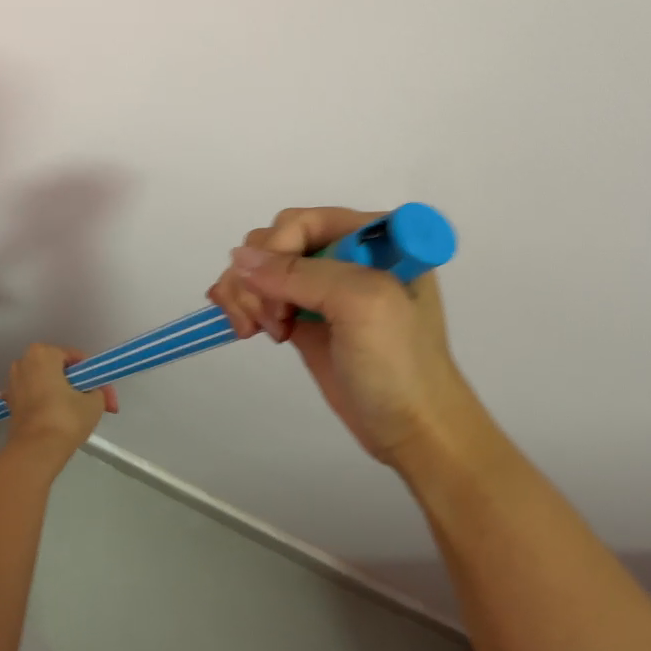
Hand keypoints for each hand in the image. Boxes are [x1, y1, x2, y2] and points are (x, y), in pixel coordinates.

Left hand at [3, 344, 117, 456]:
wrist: (36, 449)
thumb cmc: (66, 417)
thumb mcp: (94, 402)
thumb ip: (99, 391)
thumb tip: (96, 394)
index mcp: (42, 353)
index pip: (75, 358)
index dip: (94, 376)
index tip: (106, 396)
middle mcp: (23, 362)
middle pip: (59, 370)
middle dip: (79, 386)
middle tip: (96, 404)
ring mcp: (13, 383)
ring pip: (47, 384)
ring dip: (64, 396)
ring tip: (81, 415)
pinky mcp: (11, 403)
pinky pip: (36, 397)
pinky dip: (49, 404)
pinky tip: (62, 420)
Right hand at [207, 207, 475, 464]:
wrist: (410, 429)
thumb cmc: (399, 365)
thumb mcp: (361, 305)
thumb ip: (301, 274)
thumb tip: (239, 259)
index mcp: (376, 240)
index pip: (304, 220)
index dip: (278, 249)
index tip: (278, 294)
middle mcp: (346, 256)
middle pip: (273, 243)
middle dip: (259, 279)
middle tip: (272, 321)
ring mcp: (322, 289)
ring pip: (257, 268)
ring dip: (245, 295)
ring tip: (255, 331)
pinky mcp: (301, 316)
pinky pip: (256, 293)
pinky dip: (239, 304)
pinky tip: (243, 328)